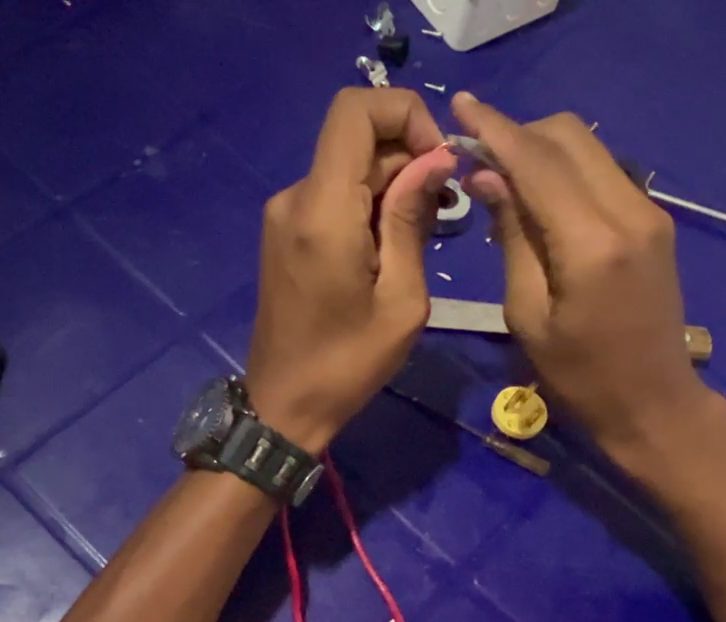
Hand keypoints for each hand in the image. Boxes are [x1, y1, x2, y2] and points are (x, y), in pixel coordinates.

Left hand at [245, 88, 455, 451]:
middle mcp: (294, 199)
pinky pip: (332, 198)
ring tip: (418, 241)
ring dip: (390, 188)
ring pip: (346, 169)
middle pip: (355, 140)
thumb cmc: (348, 365)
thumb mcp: (401, 300)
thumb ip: (412, 220)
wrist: (284, 406)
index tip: (437, 161)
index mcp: (322, 211)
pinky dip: (366, 208)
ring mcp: (283, 216)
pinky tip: (387, 252)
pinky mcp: (283, 235)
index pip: (355, 110)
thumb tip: (435, 159)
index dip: (405, 114)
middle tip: (442, 212)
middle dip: (407, 160)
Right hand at [451, 93, 725, 469]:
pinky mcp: (654, 222)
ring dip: (543, 151)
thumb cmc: (579, 377)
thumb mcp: (528, 315)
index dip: (495, 130)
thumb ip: (511, 238)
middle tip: (477, 158)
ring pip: (588, 149)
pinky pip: (602, 174)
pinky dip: (566, 173)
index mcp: (591, 243)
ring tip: (502, 180)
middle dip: (519, 134)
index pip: (537, 162)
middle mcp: (629, 211)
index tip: (459, 108)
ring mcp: (649, 212)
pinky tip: (539, 201)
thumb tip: (488, 178)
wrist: (653, 404)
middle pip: (568, 137)